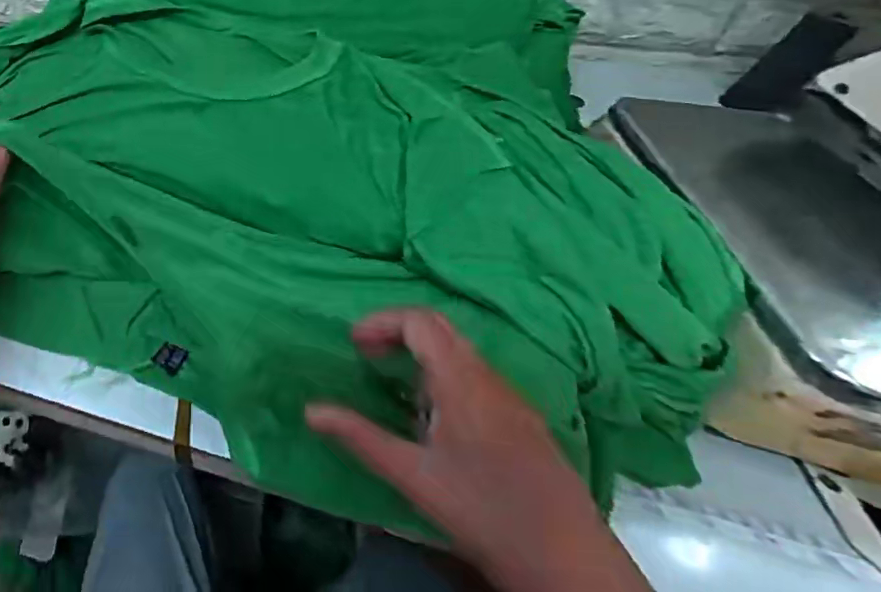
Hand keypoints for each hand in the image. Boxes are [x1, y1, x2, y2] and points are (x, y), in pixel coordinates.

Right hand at [306, 309, 651, 591]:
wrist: (569, 560)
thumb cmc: (484, 511)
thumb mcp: (413, 476)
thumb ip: (361, 437)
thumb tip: (311, 410)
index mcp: (461, 379)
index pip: (418, 320)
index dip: (381, 322)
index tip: (354, 345)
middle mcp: (488, 376)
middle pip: (439, 327)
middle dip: (397, 330)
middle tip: (368, 356)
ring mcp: (510, 395)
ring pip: (459, 349)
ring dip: (421, 352)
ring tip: (394, 384)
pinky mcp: (521, 416)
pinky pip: (474, 373)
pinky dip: (443, 372)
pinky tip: (433, 416)